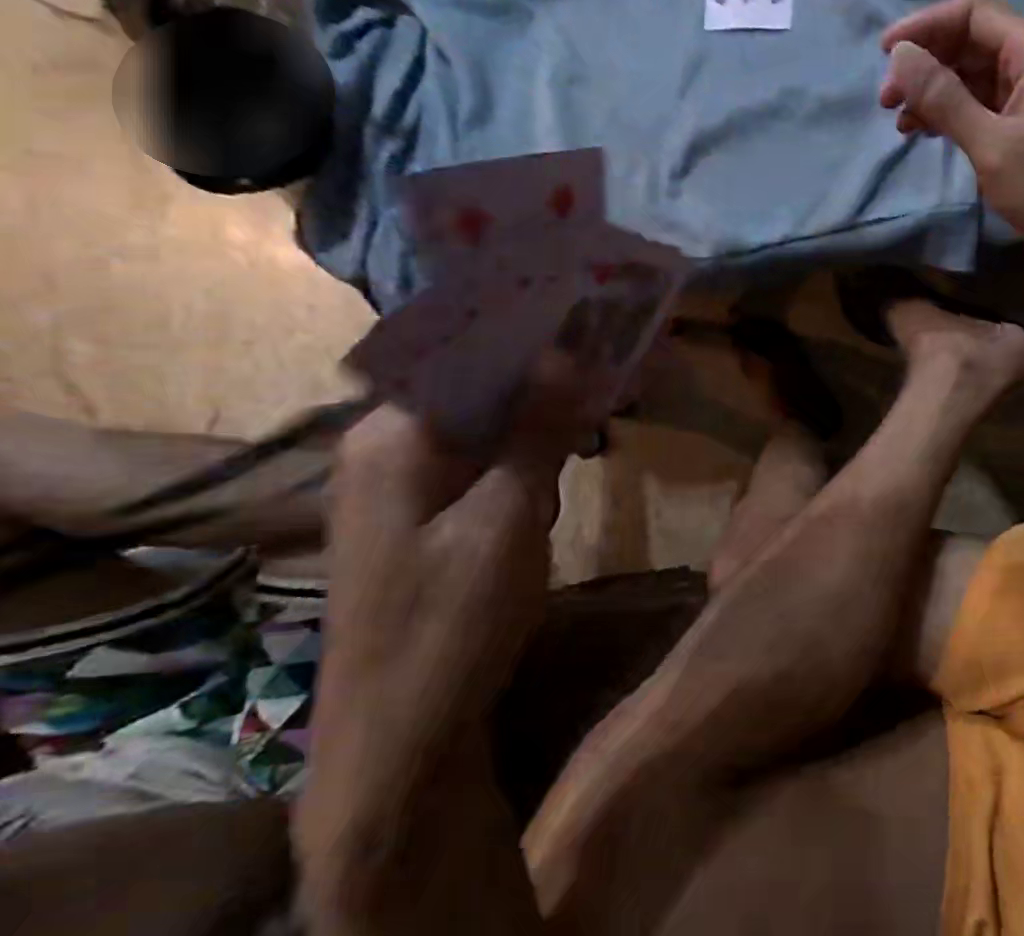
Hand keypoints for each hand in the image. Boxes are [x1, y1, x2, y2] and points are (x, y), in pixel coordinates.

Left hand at [297, 356, 588, 872]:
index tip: (596, 313)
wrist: (402, 731)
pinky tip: (558, 476)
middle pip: (476, 386)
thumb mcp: (509, 518)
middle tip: (615, 365)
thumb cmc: (454, 619)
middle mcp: (385, 447)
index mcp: (392, 436)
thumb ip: (536, 431)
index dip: (532, 330)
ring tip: (599, 414)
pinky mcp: (425, 518)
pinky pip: (481, 464)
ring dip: (540, 421)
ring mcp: (402, 486)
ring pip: (485, 427)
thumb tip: (568, 350)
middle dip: (546, 376)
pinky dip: (523, 460)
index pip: (465, 352)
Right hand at [880, 0, 1023, 270]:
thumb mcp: (991, 145)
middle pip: (969, 40)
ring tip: (899, 119)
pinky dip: (950, 112)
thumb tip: (898, 56)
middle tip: (887, 98)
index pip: (972, 13)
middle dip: (925, 62)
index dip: (925, 25)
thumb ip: (944, 98)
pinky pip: (979, 103)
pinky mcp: (1022, 126)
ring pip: (971, 74)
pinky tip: (922, 131)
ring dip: (933, 90)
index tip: (885, 53)